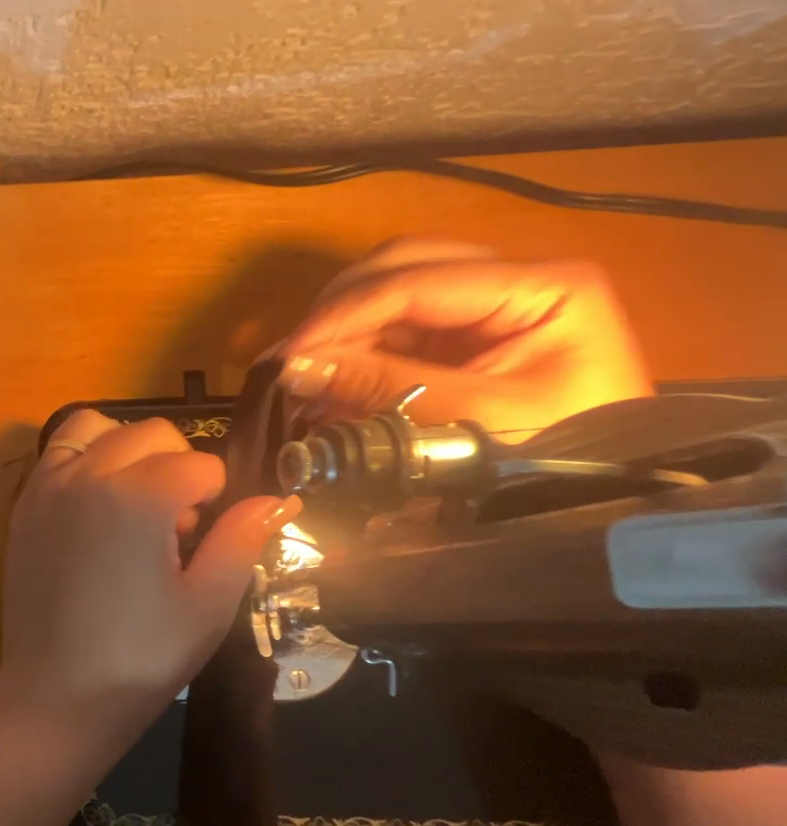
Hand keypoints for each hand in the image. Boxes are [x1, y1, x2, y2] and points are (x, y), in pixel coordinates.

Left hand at [0, 411, 300, 744]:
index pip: (199, 464)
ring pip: (92, 428)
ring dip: (124, 449)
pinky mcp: (20, 511)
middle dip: (176, 464)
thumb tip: (276, 499)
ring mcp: (44, 490)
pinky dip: (82, 463)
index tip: (206, 538)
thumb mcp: (208, 604)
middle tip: (177, 524)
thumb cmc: (141, 657)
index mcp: (137, 495)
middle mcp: (85, 476)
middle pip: (148, 433)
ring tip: (135, 502)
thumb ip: (242, 539)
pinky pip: (54, 457)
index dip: (217, 497)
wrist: (55, 694)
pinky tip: (96, 513)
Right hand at [276, 238, 653, 435]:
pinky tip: (328, 385)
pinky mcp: (460, 340)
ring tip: (306, 378)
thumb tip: (296, 369)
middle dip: (337, 312)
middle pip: (399, 267)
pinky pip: (390, 331)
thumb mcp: (472, 418)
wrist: (600, 494)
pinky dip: (353, 354)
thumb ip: (383, 386)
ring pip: (387, 293)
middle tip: (292, 362)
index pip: (415, 280)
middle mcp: (510, 281)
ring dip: (340, 332)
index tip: (289, 356)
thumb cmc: (560, 451)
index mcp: (539, 286)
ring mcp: (483, 308)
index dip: (342, 315)